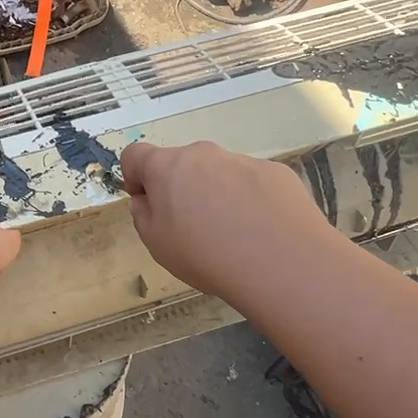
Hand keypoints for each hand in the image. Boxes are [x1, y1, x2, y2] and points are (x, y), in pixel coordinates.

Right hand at [122, 141, 331, 299]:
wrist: (282, 263)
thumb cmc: (206, 254)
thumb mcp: (157, 245)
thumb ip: (144, 216)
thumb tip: (148, 201)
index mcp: (167, 167)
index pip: (136, 155)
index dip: (135, 176)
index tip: (146, 202)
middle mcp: (203, 154)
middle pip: (182, 164)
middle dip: (181, 188)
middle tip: (192, 226)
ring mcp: (242, 161)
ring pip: (220, 173)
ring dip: (218, 194)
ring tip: (234, 236)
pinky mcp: (276, 173)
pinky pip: (254, 183)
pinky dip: (252, 201)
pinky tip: (263, 233)